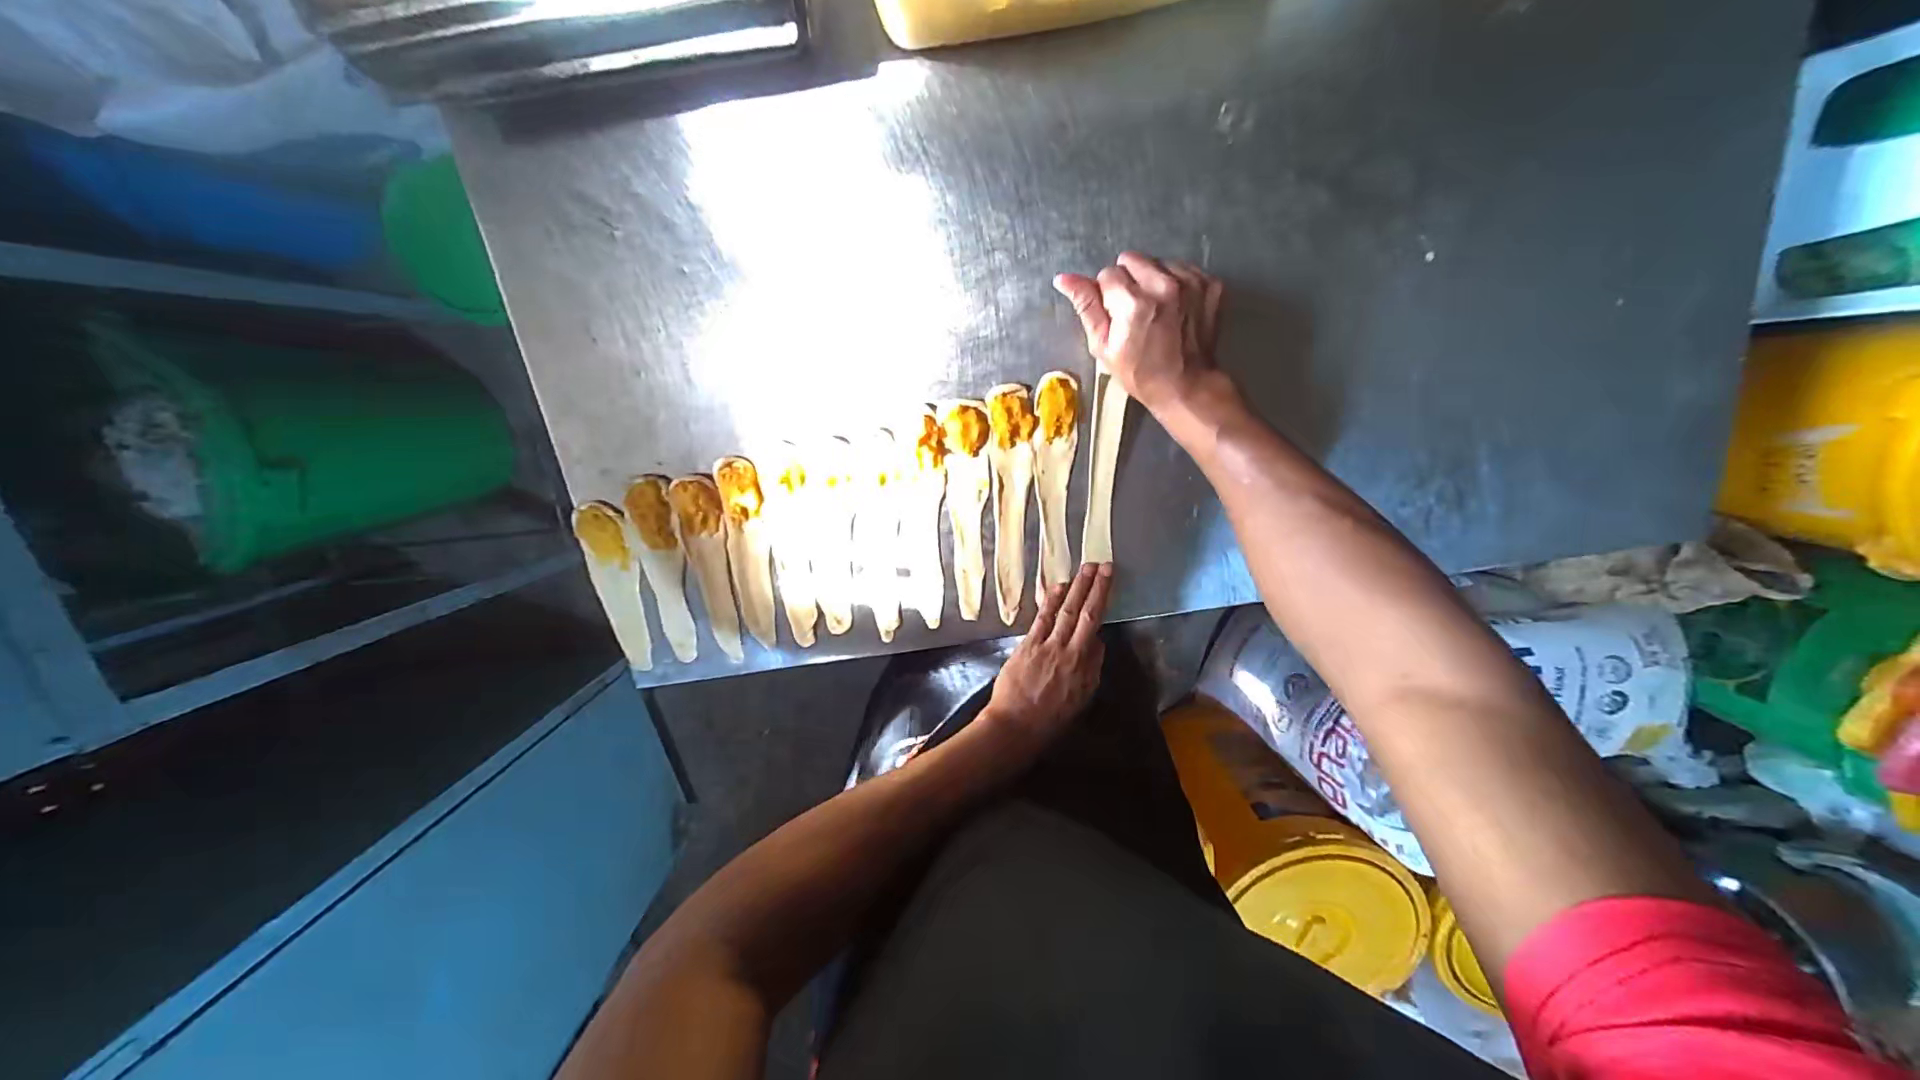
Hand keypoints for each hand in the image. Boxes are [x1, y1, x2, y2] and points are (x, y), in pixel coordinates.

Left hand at [981, 562, 1114, 752]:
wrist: (1017, 726)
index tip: (1109, 579)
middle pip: (1085, 613)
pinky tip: (1058, 587)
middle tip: (1102, 565)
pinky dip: (1051, 602)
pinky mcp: (1027, 647)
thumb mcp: (1082, 697)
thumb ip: (1092, 668)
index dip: (1103, 598)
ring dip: (1075, 588)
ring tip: (1084, 569)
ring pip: (1065, 612)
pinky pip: (1042, 619)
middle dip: (1094, 587)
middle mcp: (1068, 651)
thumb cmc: (1051, 717)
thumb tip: (1098, 642)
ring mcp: (1046, 647)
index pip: (1097, 624)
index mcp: (1084, 664)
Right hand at [1054, 252, 1224, 413]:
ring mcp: (1191, 283)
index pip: (1107, 274)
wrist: (1186, 386)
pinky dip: (1177, 283)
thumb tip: (1064, 278)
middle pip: (1132, 260)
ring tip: (1157, 311)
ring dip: (1153, 280)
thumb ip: (1086, 306)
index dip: (1107, 295)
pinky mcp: (1211, 284)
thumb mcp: (1103, 346)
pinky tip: (1175, 308)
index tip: (1116, 317)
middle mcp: (1164, 285)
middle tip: (1134, 312)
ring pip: (1158, 262)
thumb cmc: (1140, 372)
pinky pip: (1183, 269)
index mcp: (1134, 302)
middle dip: (1128, 281)